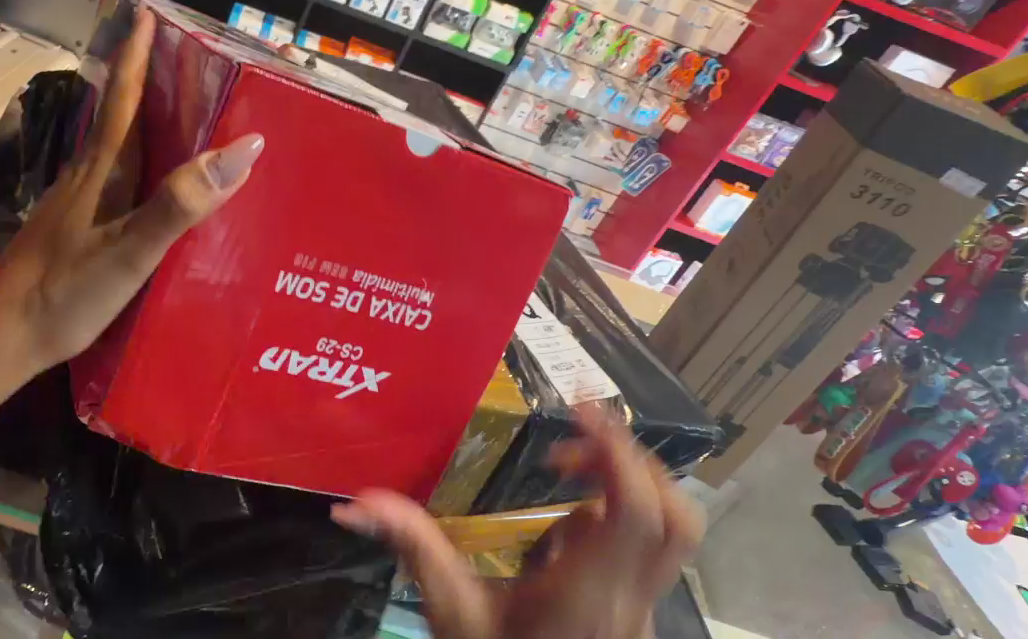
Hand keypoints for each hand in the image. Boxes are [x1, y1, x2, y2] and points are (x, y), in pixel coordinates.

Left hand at [0, 7, 264, 433]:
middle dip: (147, 77)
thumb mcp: (130, 252)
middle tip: (183, 52)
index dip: (137, 53)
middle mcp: (88, 177)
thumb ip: (182, 202)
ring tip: (180, 106)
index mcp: (102, 171)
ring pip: (116, 145)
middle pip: (120, 113)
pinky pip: (115, 177)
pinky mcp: (74, 228)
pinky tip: (151, 178)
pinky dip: (139, 160)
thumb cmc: (62, 295)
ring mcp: (77, 203)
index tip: (148, 13)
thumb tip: (245, 146)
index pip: (123, 97)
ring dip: (143, 117)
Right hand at [331, 408, 701, 638]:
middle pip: (675, 516)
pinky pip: (643, 553)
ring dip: (623, 487)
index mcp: (590, 593)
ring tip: (562, 474)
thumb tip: (351, 504)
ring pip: (666, 533)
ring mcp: (638, 612)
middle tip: (569, 442)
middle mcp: (629, 599)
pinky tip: (560, 532)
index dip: (617, 451)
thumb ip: (411, 548)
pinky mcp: (631, 617)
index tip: (577, 409)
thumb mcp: (451, 614)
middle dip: (630, 461)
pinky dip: (614, 520)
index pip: (635, 510)